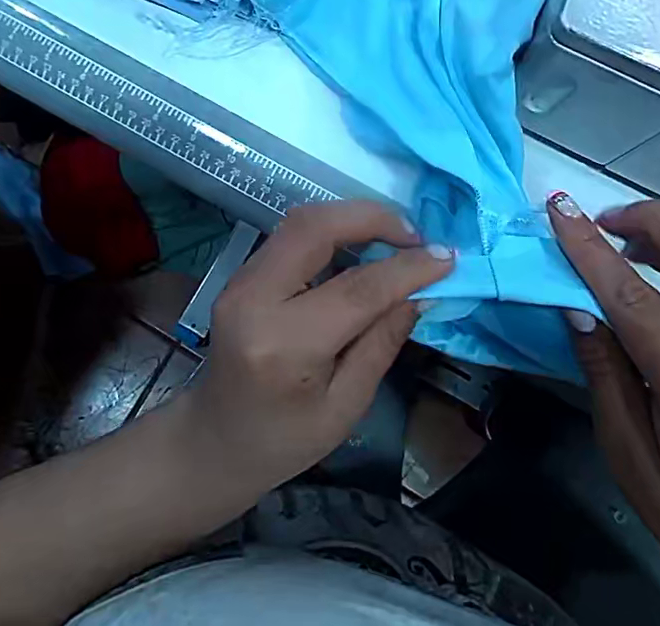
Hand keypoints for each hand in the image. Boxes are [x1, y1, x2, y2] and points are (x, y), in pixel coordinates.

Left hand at [173, 200, 453, 495]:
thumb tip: (421, 289)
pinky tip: (361, 247)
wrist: (213, 442)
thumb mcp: (347, 406)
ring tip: (395, 238)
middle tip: (415, 236)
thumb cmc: (284, 439)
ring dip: (354, 218)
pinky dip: (334, 230)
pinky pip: (293, 234)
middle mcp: (254, 300)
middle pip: (316, 227)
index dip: (407, 268)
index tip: (446, 257)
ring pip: (302, 221)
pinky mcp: (242, 273)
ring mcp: (241, 280)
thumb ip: (383, 341)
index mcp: (283, 346)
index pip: (356, 289)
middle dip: (373, 218)